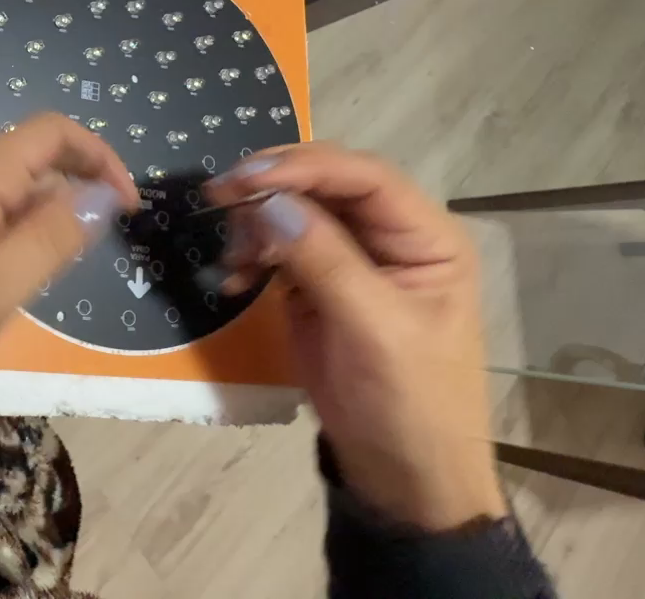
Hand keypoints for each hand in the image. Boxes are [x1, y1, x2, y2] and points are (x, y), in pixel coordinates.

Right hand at [207, 143, 504, 530]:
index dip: (305, 166)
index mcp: (425, 237)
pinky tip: (234, 279)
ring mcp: (350, 256)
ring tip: (234, 260)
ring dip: (255, 223)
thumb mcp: (375, 330)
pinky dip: (250, 253)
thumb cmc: (409, 404)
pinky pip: (276, 245)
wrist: (400, 478)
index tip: (247, 178)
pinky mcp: (316, 281)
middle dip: (272, 186)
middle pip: (324, 182)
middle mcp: (388, 234)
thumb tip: (267, 200)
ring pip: (293, 208)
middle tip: (220, 196)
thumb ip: (324, 260)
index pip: (363, 176)